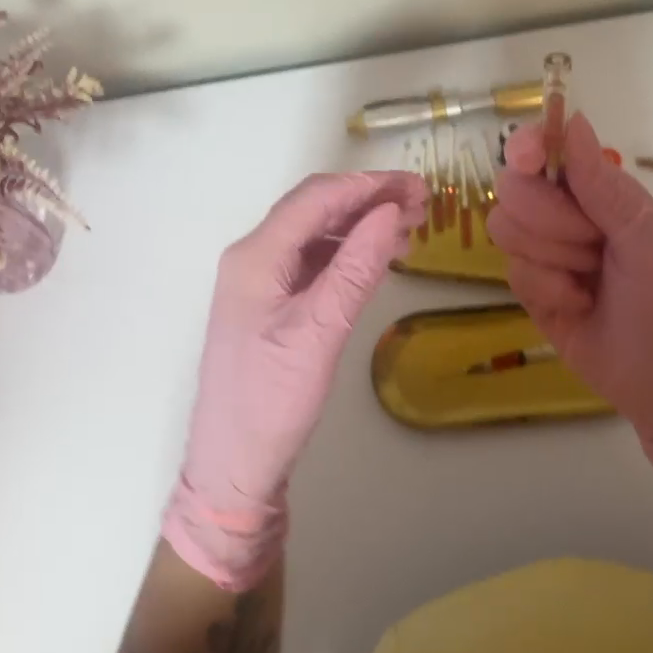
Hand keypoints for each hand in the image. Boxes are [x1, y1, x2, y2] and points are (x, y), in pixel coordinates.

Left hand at [164, 171, 426, 589]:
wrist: (231, 467)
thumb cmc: (272, 402)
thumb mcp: (320, 333)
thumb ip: (355, 268)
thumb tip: (390, 212)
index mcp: (255, 256)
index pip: (317, 198)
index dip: (369, 185)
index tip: (419, 187)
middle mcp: (252, 256)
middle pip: (313, 208)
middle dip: (367, 198)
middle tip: (421, 204)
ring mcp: (258, 279)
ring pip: (313, 232)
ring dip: (359, 222)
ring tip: (408, 227)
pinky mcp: (268, 302)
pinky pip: (310, 259)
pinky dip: (346, 250)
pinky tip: (376, 257)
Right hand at [487, 114, 652, 492]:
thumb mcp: (647, 237)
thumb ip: (602, 183)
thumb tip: (572, 119)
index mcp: (595, 190)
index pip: (542, 150)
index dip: (528, 147)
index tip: (532, 161)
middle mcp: (563, 214)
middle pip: (513, 188)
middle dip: (553, 221)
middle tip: (595, 245)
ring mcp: (544, 253)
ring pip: (504, 228)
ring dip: (552, 258)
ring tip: (590, 280)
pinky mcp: (531, 291)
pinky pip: (512, 272)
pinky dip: (548, 290)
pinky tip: (579, 306)